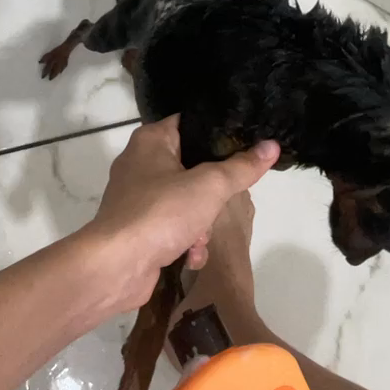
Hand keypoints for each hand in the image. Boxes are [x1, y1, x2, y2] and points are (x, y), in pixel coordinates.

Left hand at [77, 116, 279, 311]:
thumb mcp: (208, 186)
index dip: (217, 135)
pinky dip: (185, 240)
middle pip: (191, 167)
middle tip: (221, 204)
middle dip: (211, 193)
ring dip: (200, 223)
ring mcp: (136, 196)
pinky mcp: (138, 226)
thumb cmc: (161, 212)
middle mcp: (140, 162)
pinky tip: (190, 255)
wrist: (117, 265)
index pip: (190, 124)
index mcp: (151, 140)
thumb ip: (240, 168)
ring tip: (200, 237)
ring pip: (184, 200)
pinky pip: (172, 226)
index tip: (244, 148)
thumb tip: (271, 145)